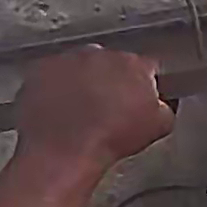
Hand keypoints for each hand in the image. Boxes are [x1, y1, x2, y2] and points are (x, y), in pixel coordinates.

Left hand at [14, 46, 172, 178]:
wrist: (64, 151)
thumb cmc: (110, 138)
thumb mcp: (160, 126)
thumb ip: (165, 106)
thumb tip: (160, 104)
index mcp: (134, 65)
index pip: (147, 66)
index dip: (146, 82)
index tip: (141, 94)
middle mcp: (101, 55)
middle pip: (113, 62)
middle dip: (114, 79)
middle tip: (112, 104)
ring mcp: (68, 60)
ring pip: (82, 65)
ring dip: (85, 80)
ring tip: (84, 107)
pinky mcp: (40, 69)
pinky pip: (54, 73)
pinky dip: (58, 85)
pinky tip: (62, 106)